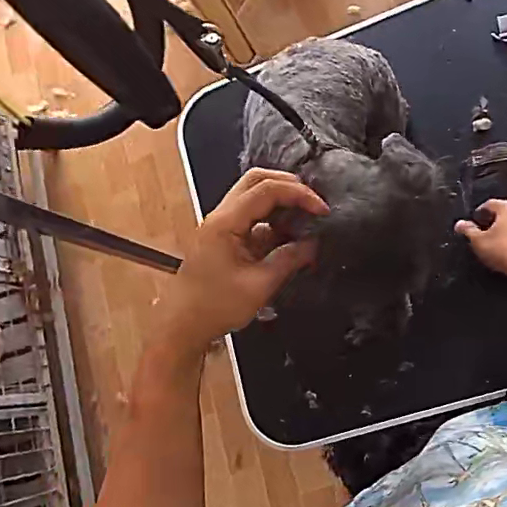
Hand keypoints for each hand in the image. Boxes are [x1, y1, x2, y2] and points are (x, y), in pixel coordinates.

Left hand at [154, 169, 326, 352]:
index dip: (299, 194)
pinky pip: (254, 218)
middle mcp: (222, 217)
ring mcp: (223, 226)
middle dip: (290, 187)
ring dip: (283, 203)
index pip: (266, 190)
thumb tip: (313, 243)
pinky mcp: (227, 238)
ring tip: (308, 219)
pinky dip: (276, 221)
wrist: (184, 325)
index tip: (322, 210)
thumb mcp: (260, 285)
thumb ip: (289, 259)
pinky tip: (292, 236)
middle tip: (316, 203)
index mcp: (226, 223)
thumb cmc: (216, 307)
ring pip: (255, 197)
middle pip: (257, 181)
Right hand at [455, 199, 506, 279]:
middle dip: (493, 220)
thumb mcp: (479, 242)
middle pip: (504, 211)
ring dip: (505, 228)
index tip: (474, 220)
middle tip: (483, 230)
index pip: (489, 203)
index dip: (479, 212)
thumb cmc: (505, 252)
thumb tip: (460, 224)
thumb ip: (468, 230)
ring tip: (496, 240)